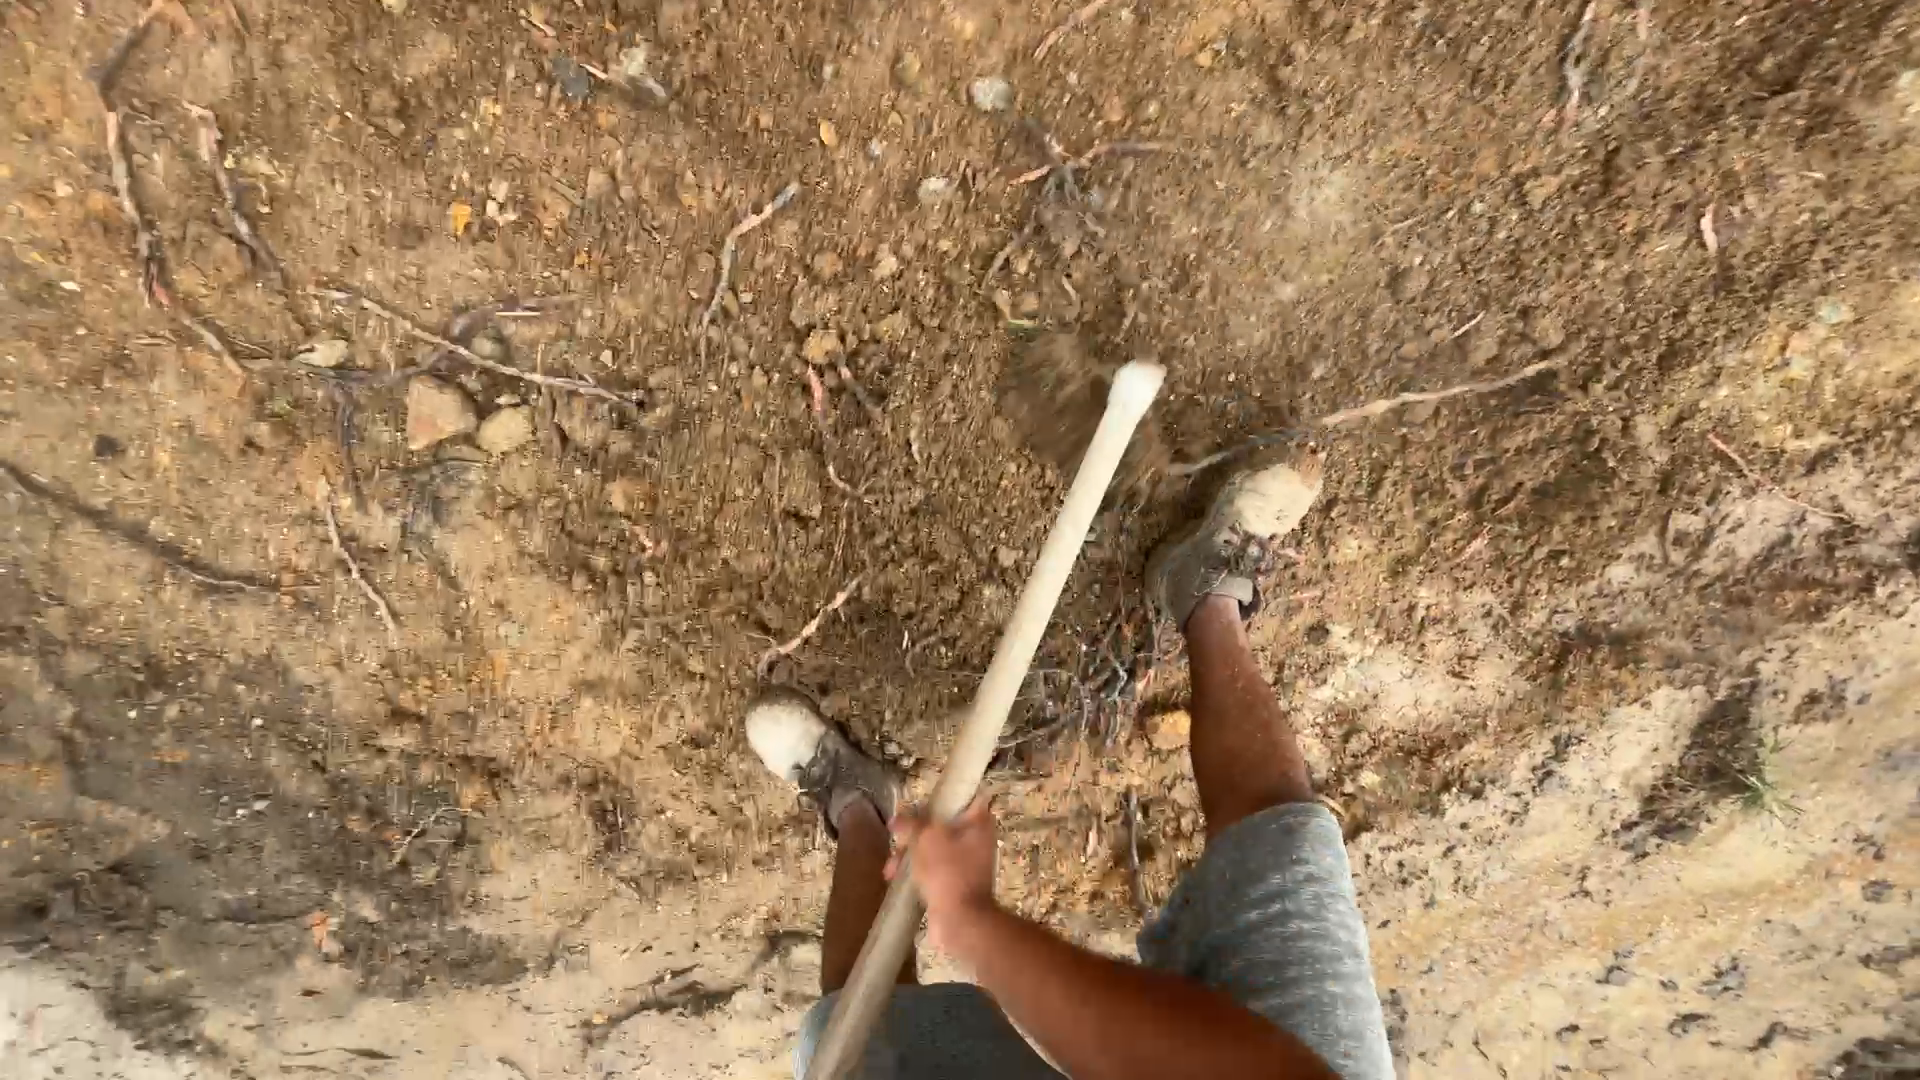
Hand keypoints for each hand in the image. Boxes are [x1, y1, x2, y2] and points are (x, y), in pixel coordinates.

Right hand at [886, 797, 997, 951]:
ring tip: (890, 869)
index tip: (920, 802)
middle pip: (940, 822)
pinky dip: (915, 870)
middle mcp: (976, 838)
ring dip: (908, 853)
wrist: (960, 921)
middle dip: (913, 832)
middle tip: (896, 838)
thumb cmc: (948, 871)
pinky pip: (931, 867)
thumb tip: (895, 818)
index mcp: (978, 821)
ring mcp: (965, 861)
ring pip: (931, 846)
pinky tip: (895, 878)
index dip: (940, 796)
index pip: (963, 796)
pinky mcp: (954, 881)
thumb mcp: (926, 839)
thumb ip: (911, 823)